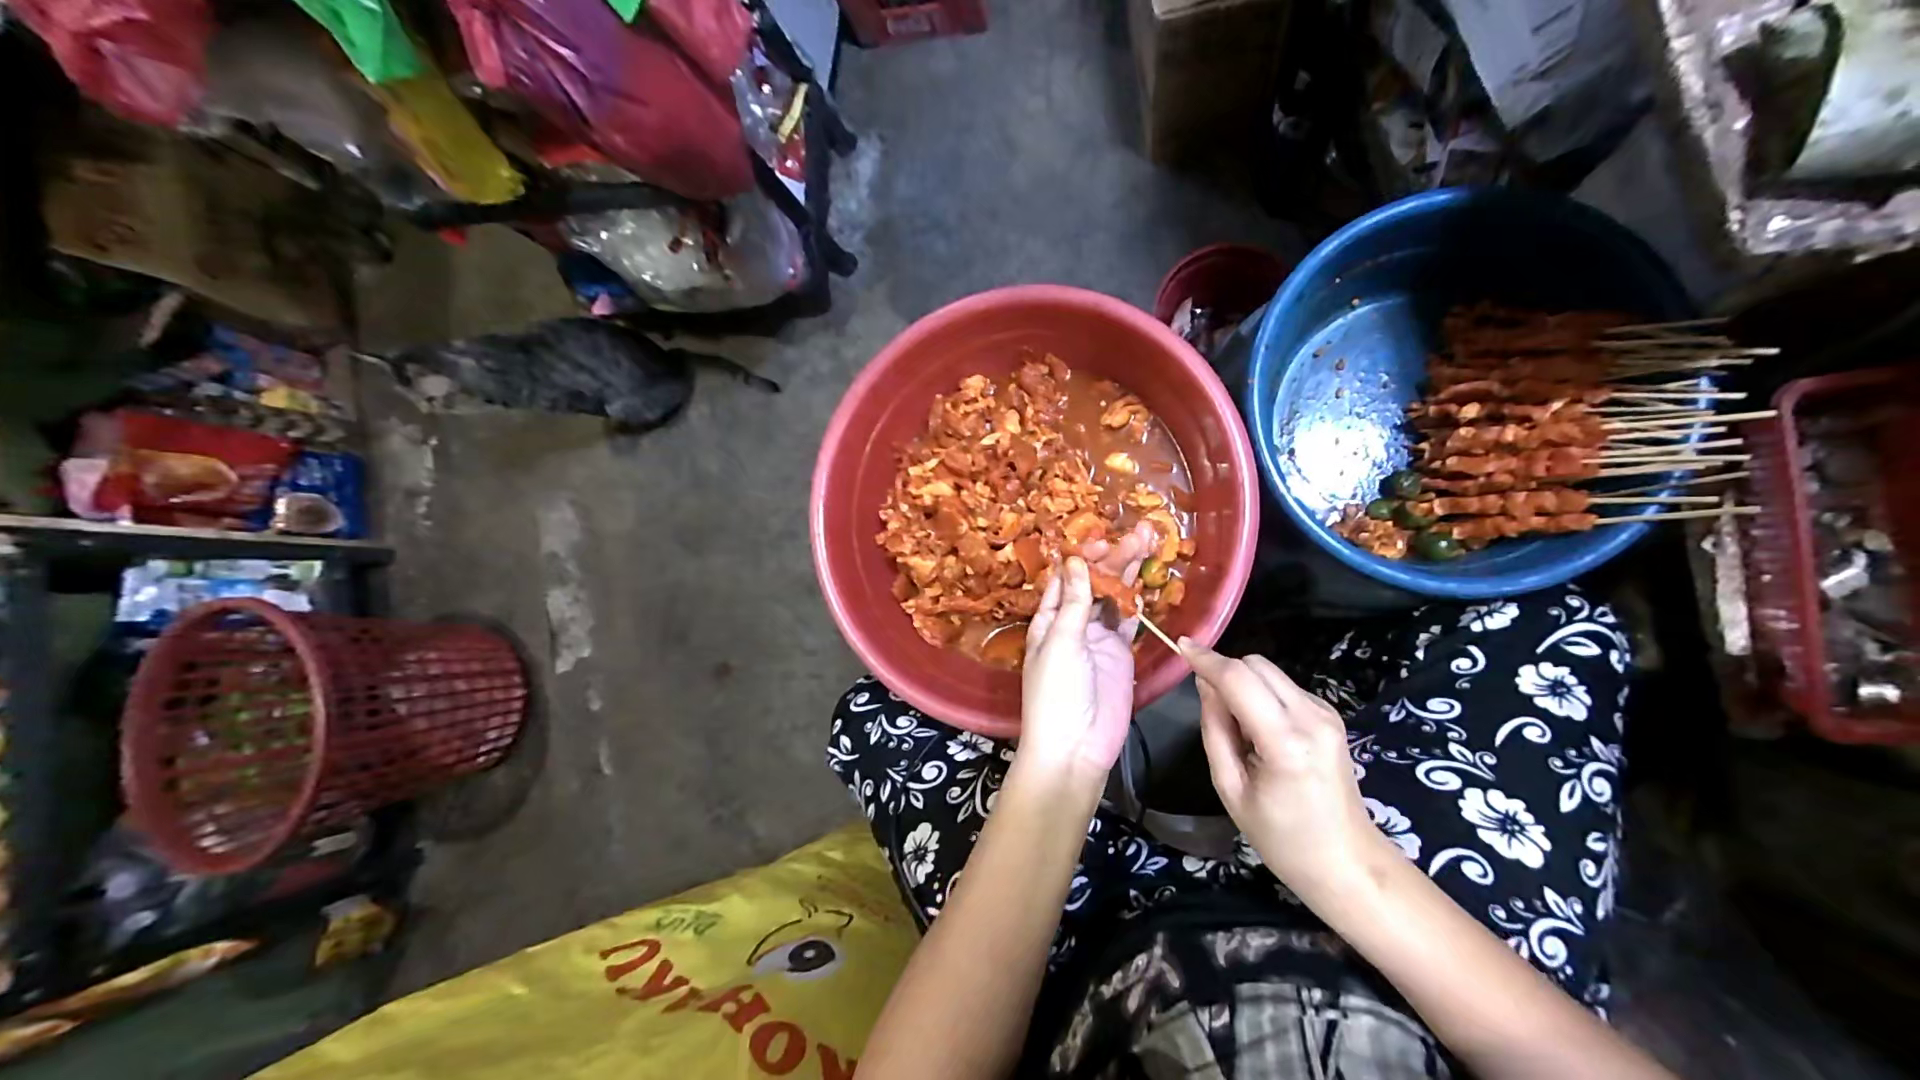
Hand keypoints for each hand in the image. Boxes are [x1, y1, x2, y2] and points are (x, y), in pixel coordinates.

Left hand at [1015, 524, 1152, 784]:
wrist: (1075, 746)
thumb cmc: (1056, 693)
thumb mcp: (1061, 642)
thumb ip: (1074, 603)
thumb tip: (1076, 561)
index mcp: (1048, 620)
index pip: (1066, 580)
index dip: (1083, 559)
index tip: (1102, 539)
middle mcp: (1073, 624)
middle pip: (1095, 585)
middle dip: (1114, 560)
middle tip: (1139, 534)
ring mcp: (1098, 639)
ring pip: (1115, 599)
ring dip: (1129, 574)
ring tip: (1148, 544)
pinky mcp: (1120, 654)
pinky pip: (1128, 623)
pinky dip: (1136, 604)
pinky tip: (1147, 582)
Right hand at [1183, 642, 1391, 899]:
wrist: (1347, 862)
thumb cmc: (1281, 837)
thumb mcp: (1230, 788)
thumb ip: (1215, 729)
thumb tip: (1205, 684)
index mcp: (1285, 742)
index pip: (1238, 679)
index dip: (1206, 659)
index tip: (1180, 646)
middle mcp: (1311, 717)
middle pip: (1256, 664)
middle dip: (1225, 671)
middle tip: (1208, 705)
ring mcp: (1326, 713)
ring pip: (1269, 672)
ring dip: (1243, 683)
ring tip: (1238, 728)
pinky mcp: (1330, 715)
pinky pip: (1283, 686)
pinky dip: (1261, 694)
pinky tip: (1259, 731)